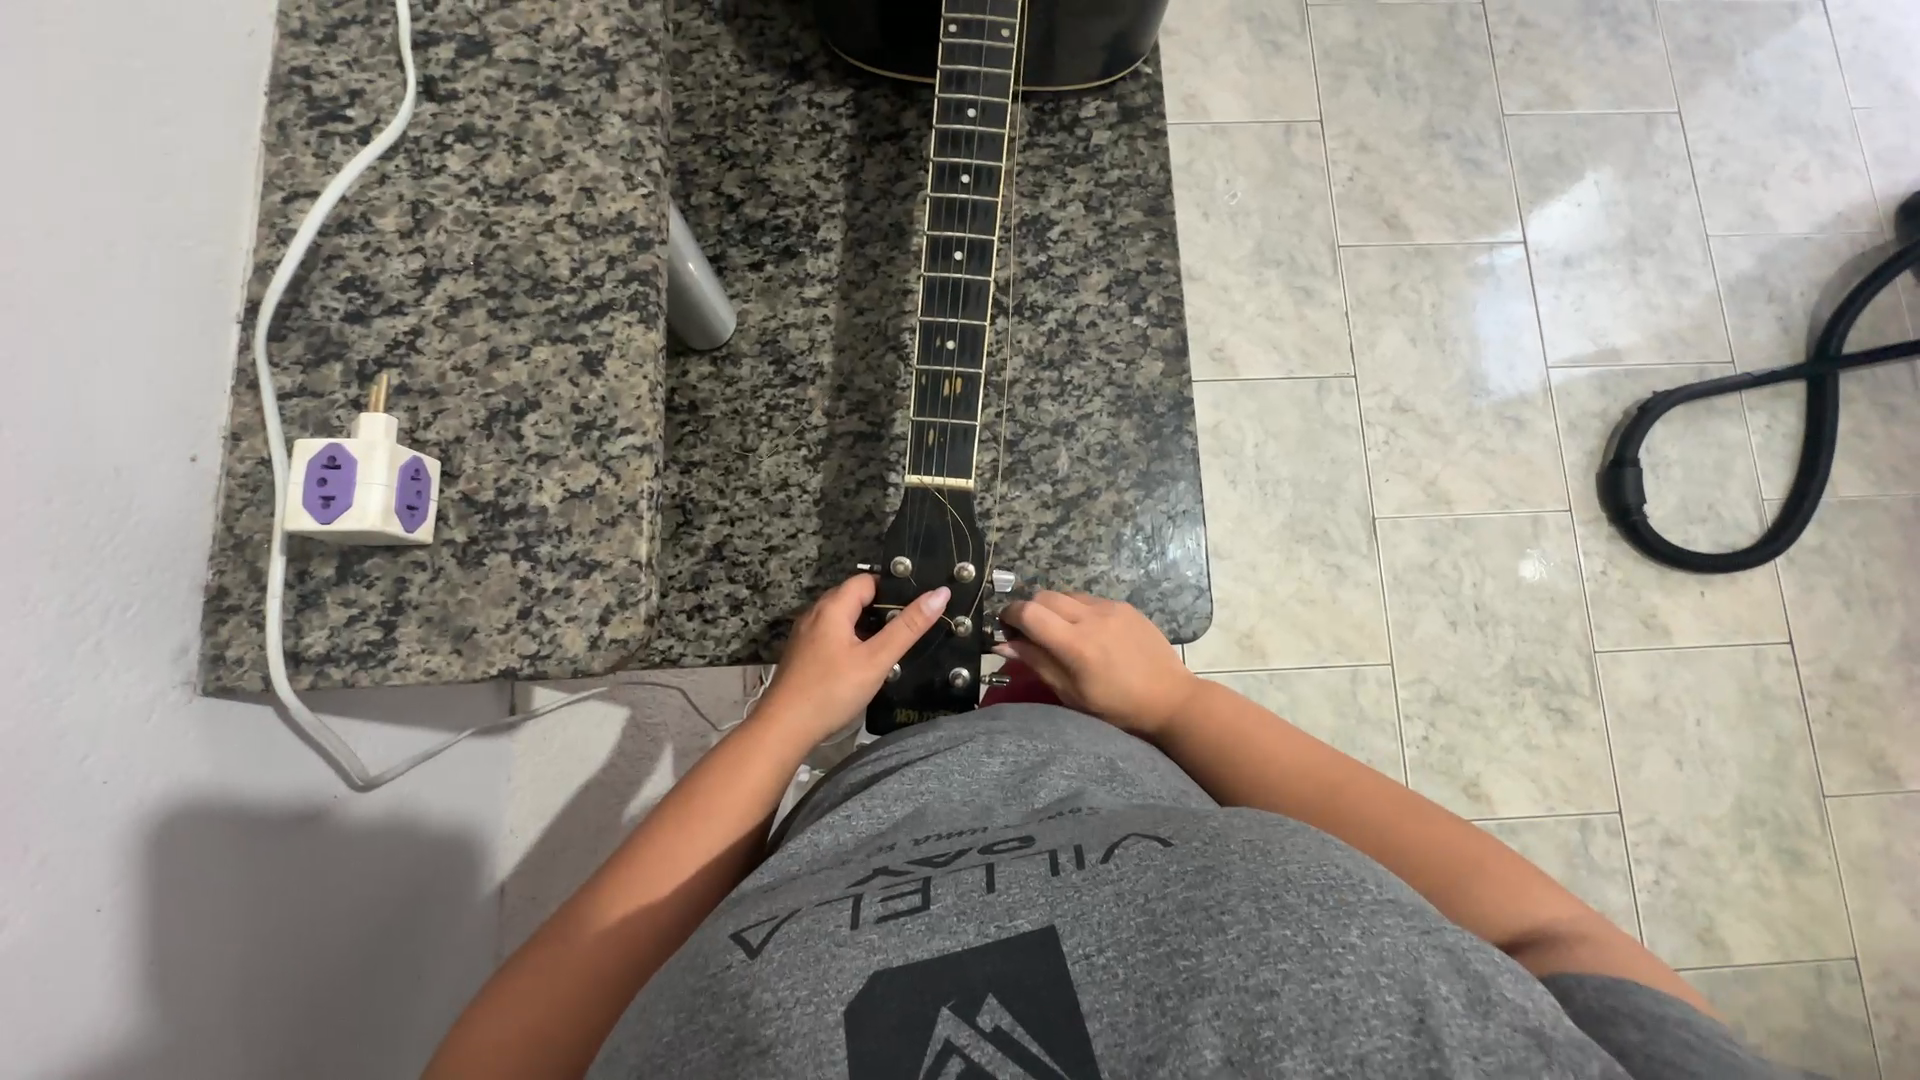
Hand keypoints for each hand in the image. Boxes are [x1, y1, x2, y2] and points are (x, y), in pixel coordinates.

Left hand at [755, 575, 949, 741]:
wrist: (784, 728)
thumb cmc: (832, 690)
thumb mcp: (876, 659)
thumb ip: (908, 627)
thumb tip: (940, 593)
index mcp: (832, 607)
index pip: (867, 581)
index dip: (892, 590)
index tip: (916, 607)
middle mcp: (815, 614)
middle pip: (854, 598)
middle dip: (881, 609)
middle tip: (908, 629)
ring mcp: (805, 635)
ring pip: (843, 619)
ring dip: (866, 628)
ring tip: (890, 647)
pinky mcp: (802, 654)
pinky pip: (832, 636)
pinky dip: (851, 642)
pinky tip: (863, 664)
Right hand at [995, 590, 1201, 738]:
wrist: (1170, 699)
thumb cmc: (1117, 707)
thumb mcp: (1071, 694)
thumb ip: (1037, 663)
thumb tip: (1004, 645)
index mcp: (1076, 645)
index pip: (1029, 612)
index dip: (1009, 615)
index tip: (1005, 628)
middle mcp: (1092, 618)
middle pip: (1044, 596)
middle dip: (1029, 609)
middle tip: (1029, 632)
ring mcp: (1111, 608)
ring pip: (1067, 594)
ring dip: (1054, 608)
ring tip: (1059, 633)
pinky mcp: (1125, 606)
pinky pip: (1090, 599)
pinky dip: (1078, 610)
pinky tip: (1087, 632)